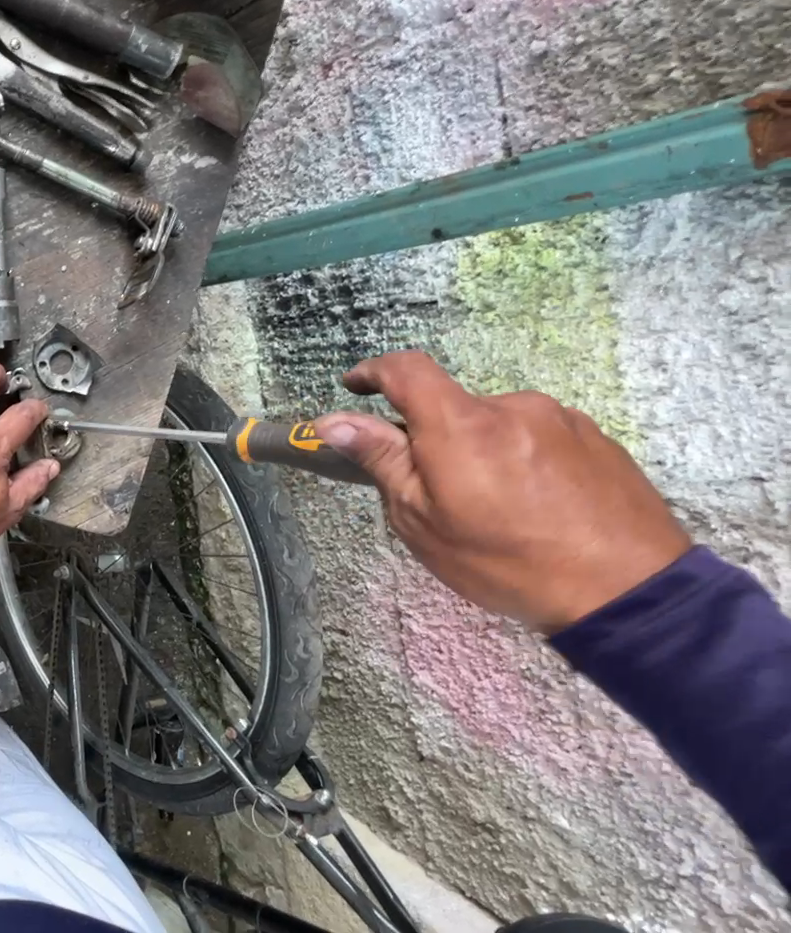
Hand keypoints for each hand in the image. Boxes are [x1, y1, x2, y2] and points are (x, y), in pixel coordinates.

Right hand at [315, 351, 690, 631]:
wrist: (631, 594)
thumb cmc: (505, 560)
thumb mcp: (420, 518)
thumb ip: (381, 460)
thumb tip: (333, 422)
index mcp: (461, 424)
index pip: (406, 369)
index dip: (372, 372)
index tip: (355, 387)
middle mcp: (512, 407)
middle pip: (451, 405)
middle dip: (431, 435)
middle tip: (434, 489)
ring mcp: (562, 420)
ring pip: (495, 423)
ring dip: (478, 448)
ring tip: (491, 503)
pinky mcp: (598, 441)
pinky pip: (535, 436)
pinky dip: (517, 457)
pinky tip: (531, 503)